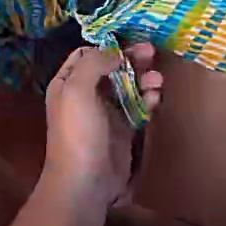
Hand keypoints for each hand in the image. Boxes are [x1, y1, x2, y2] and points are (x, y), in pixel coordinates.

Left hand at [41, 43, 163, 207]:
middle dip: (131, 58)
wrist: (85, 181)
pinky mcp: (123, 128)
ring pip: (128, 86)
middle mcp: (85, 94)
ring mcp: (105, 112)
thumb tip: (114, 52)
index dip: (106, 47)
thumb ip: (94, 64)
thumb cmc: (78, 132)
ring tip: (157, 80)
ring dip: (144, 78)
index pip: (86, 54)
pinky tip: (156, 98)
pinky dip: (148, 99)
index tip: (126, 44)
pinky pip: (138, 106)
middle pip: (111, 68)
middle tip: (151, 52)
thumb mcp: (77, 90)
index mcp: (67, 83)